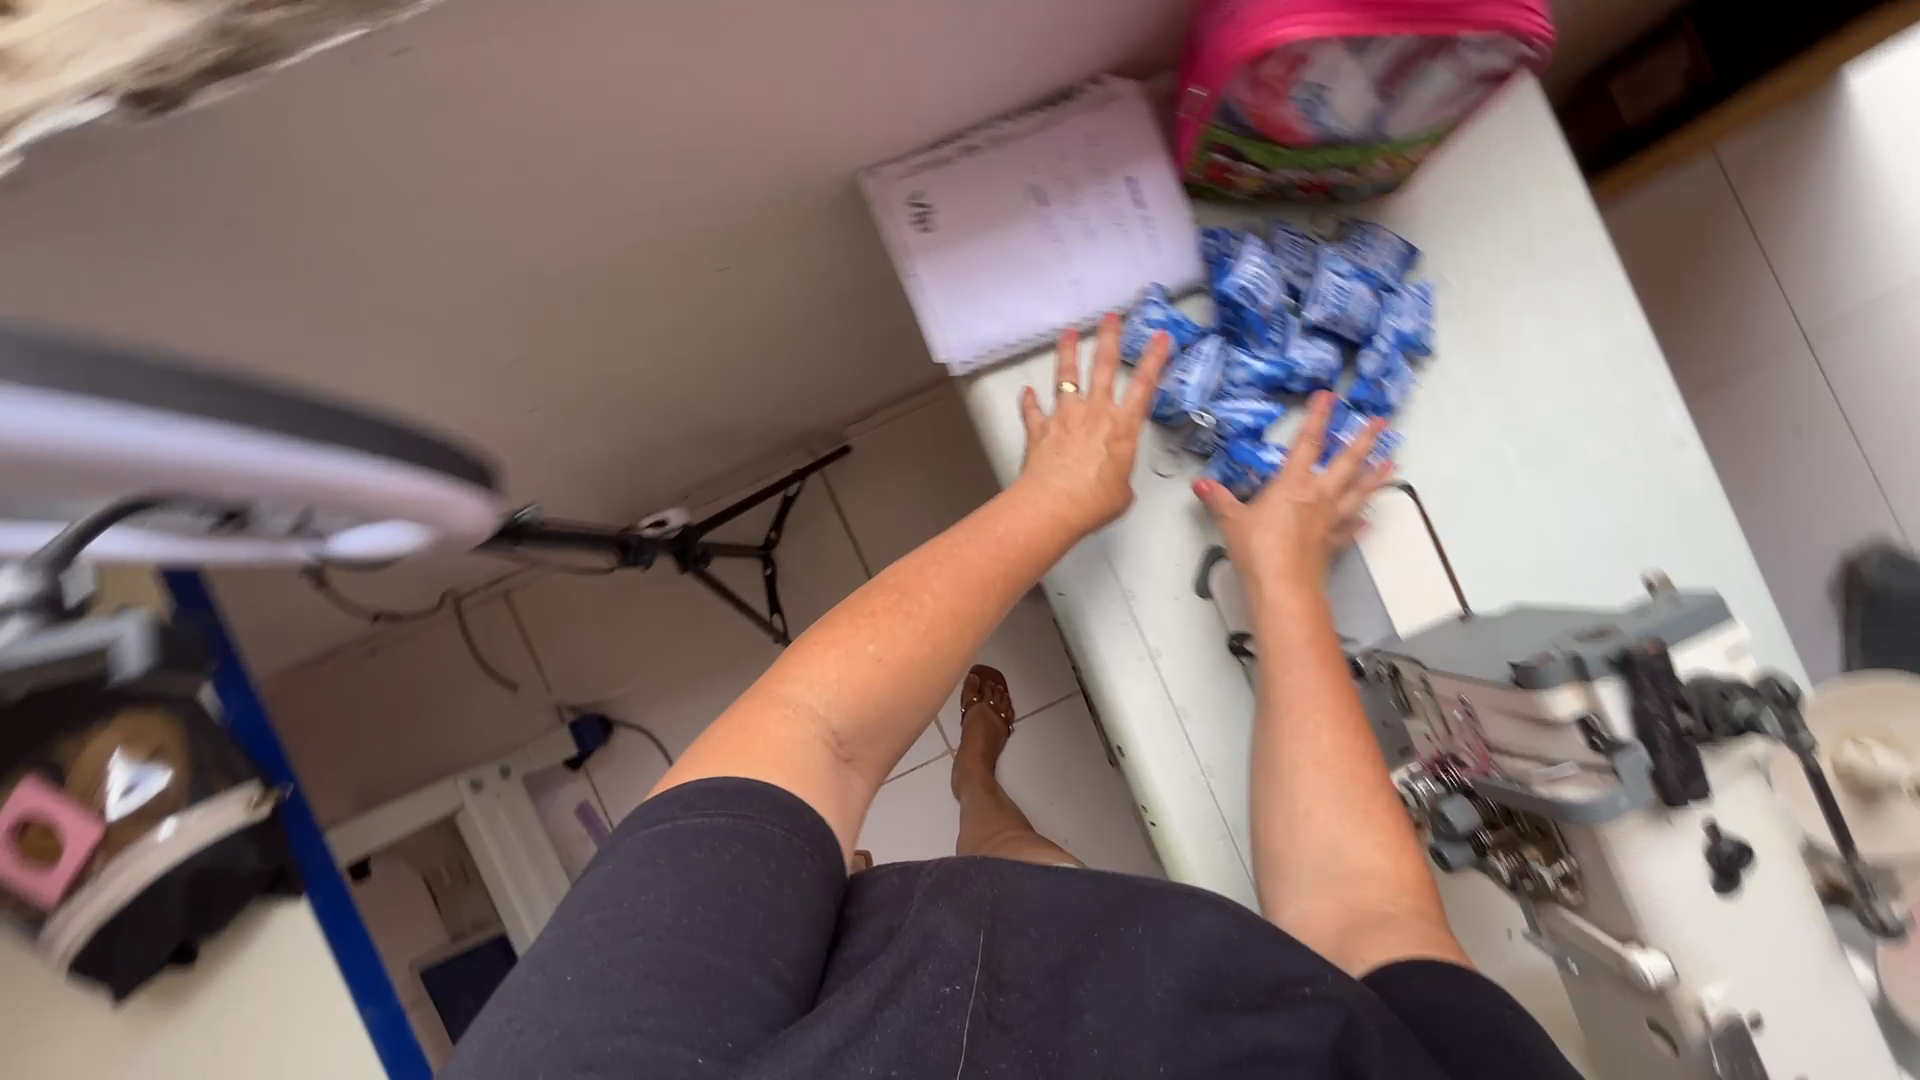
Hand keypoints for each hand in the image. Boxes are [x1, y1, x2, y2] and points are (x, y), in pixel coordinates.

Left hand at [1015, 314, 1171, 537]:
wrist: (1054, 505)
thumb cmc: (1093, 501)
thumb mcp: (1122, 493)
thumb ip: (1120, 479)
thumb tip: (1113, 484)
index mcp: (1123, 427)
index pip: (1143, 386)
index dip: (1153, 360)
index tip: (1159, 338)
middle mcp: (1094, 414)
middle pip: (1103, 366)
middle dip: (1109, 338)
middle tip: (1111, 318)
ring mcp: (1064, 418)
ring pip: (1066, 377)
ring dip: (1067, 353)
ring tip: (1067, 335)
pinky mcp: (1039, 430)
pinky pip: (1032, 411)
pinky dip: (1028, 401)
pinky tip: (1026, 392)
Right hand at [1193, 392, 1393, 594]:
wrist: (1283, 586)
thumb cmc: (1258, 549)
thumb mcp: (1231, 520)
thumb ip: (1219, 499)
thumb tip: (1202, 484)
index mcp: (1293, 484)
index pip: (1307, 443)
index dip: (1317, 418)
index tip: (1328, 397)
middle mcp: (1318, 496)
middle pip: (1346, 462)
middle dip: (1363, 441)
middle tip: (1381, 423)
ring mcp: (1330, 520)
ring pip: (1358, 492)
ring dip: (1375, 476)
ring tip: (1391, 463)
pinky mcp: (1333, 543)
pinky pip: (1351, 528)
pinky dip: (1360, 523)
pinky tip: (1368, 520)